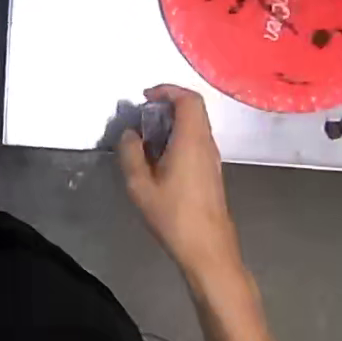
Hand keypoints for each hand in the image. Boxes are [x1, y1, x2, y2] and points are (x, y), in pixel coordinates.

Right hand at [117, 85, 241, 279]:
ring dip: (172, 121)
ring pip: (196, 125)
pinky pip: (195, 141)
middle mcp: (206, 145)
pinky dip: (177, 136)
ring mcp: (211, 159)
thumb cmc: (173, 216)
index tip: (146, 97)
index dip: (168, 90)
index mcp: (191, 141)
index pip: (189, 100)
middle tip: (143, 114)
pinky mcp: (210, 172)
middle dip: (168, 103)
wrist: (208, 250)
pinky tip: (158, 156)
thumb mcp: (139, 185)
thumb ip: (130, 152)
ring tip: (146, 136)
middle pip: (194, 109)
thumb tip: (130, 133)